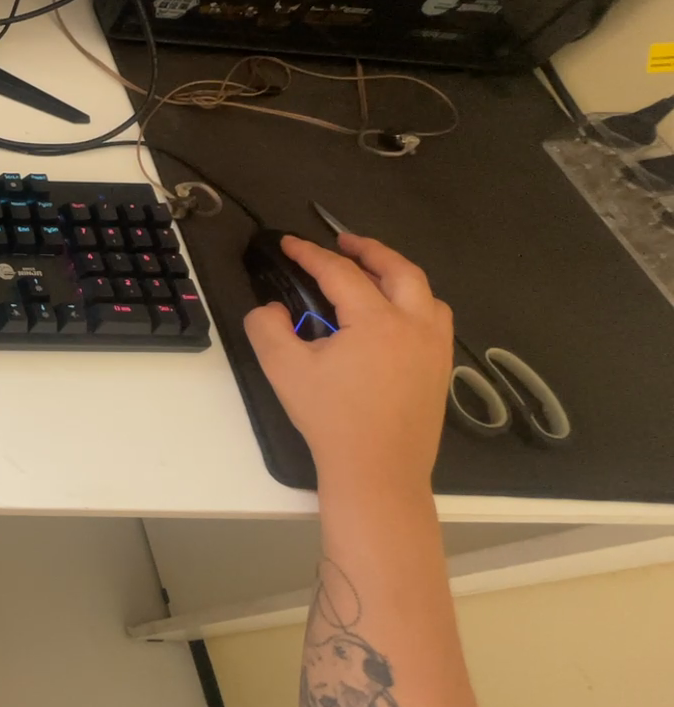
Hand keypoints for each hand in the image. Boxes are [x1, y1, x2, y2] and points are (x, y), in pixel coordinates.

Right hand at [243, 233, 453, 492]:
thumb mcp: (281, 366)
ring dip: (396, 273)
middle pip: (401, 271)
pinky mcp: (438, 367)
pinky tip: (388, 311)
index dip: (310, 254)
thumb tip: (273, 309)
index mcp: (377, 322)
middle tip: (341, 240)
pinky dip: (411, 299)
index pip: (341, 273)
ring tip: (368, 271)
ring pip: (425, 293)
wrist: (377, 466)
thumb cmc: (329, 414)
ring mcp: (434, 348)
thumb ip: (267, 326)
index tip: (287, 243)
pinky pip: (432, 317)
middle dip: (370, 250)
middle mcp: (414, 326)